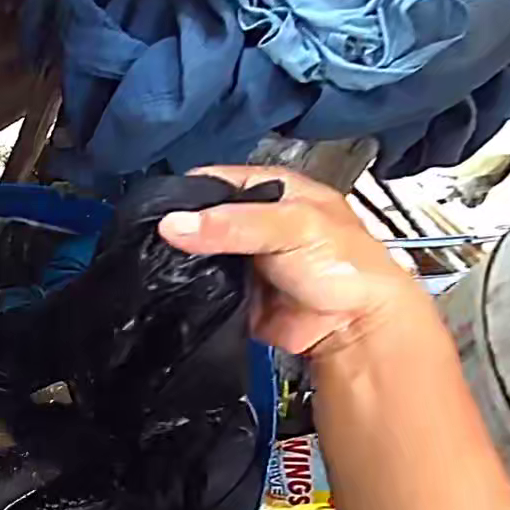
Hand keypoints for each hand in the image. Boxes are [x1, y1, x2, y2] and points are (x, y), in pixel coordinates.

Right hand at [158, 167, 428, 356]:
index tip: (159, 212)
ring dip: (180, 259)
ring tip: (161, 263)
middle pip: (198, 217)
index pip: (212, 181)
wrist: (353, 328)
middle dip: (178, 229)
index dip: (184, 194)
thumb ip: (234, 224)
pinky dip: (186, 285)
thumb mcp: (293, 228)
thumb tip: (174, 224)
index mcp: (269, 189)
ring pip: (193, 252)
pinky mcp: (229, 289)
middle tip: (156, 241)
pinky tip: (176, 286)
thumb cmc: (346, 267)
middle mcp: (250, 220)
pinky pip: (197, 284)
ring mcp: (238, 256)